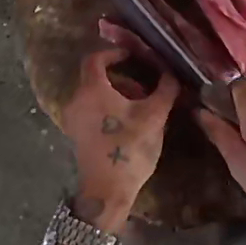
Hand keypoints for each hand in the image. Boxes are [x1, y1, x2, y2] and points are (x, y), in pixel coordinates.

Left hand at [58, 47, 179, 232]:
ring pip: (93, 94)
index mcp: (91, 89)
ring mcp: (73, 118)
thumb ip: (164, 90)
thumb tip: (172, 74)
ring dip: (115, 94)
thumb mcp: (154, 116)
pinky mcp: (76, 134)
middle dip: (120, 78)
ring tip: (140, 106)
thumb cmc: (129, 148)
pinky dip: (106, 107)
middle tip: (143, 87)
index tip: (131, 56)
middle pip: (95, 77)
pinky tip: (128, 122)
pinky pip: (90, 109)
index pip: (95, 59)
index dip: (113, 53)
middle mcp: (76, 99)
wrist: (107, 191)